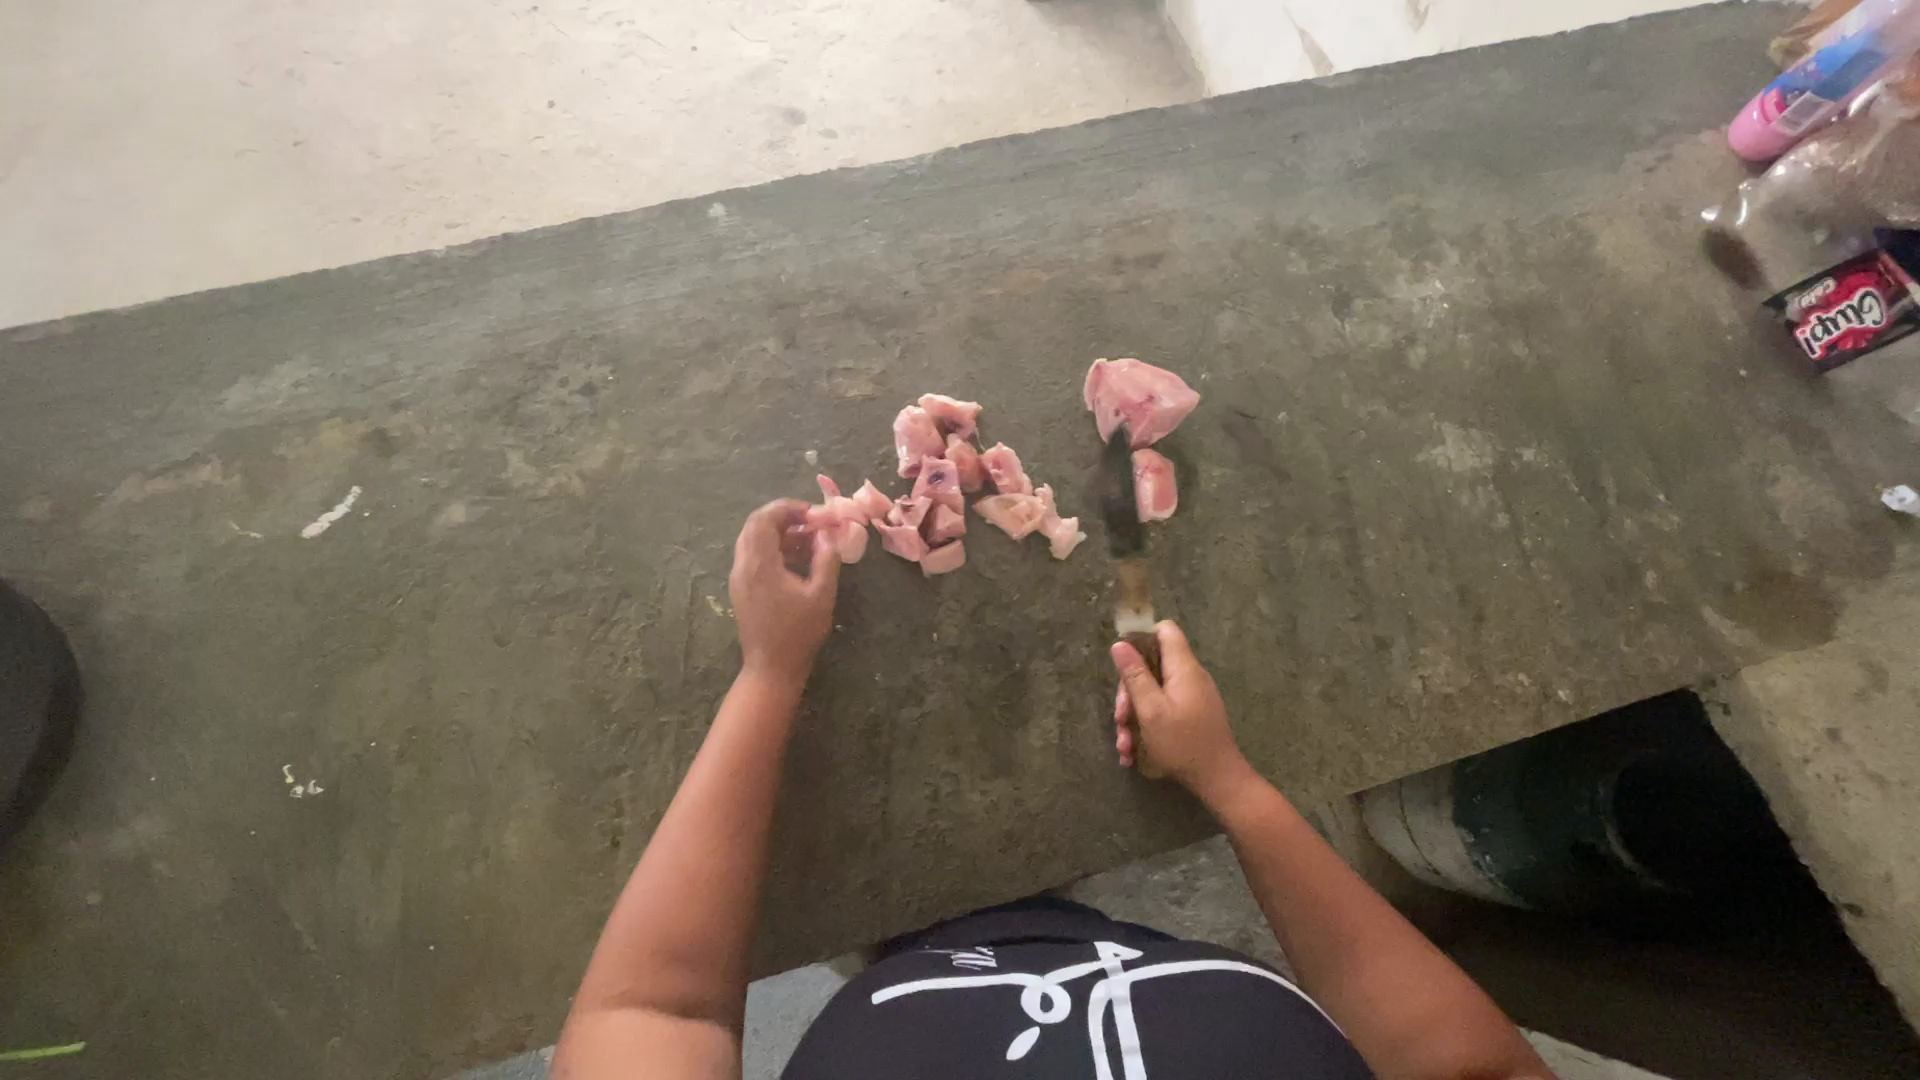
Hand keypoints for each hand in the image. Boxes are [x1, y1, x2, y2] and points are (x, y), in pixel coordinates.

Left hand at [730, 499, 840, 688]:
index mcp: (759, 565)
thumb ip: (826, 560)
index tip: (813, 512)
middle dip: (784, 518)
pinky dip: (774, 549)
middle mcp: (743, 566)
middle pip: (755, 526)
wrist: (772, 668)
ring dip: (780, 533)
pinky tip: (798, 558)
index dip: (787, 508)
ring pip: (753, 541)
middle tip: (812, 522)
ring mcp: (739, 578)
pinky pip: (754, 556)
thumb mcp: (821, 595)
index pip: (764, 519)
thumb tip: (827, 536)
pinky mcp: (742, 589)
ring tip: (810, 539)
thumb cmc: (799, 633)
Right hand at [1111, 621, 1249, 801]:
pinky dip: (1147, 725)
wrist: (1219, 781)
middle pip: (1152, 666)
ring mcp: (1192, 697)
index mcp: (1183, 668)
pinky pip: (1163, 709)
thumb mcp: (1151, 710)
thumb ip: (1134, 675)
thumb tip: (1120, 643)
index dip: (1142, 637)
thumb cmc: (1183, 743)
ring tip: (1124, 745)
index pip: (1165, 630)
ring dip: (1134, 715)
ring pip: (1154, 692)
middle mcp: (1190, 677)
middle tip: (1120, 717)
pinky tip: (1133, 752)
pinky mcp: (1191, 715)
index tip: (1123, 659)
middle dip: (1130, 691)